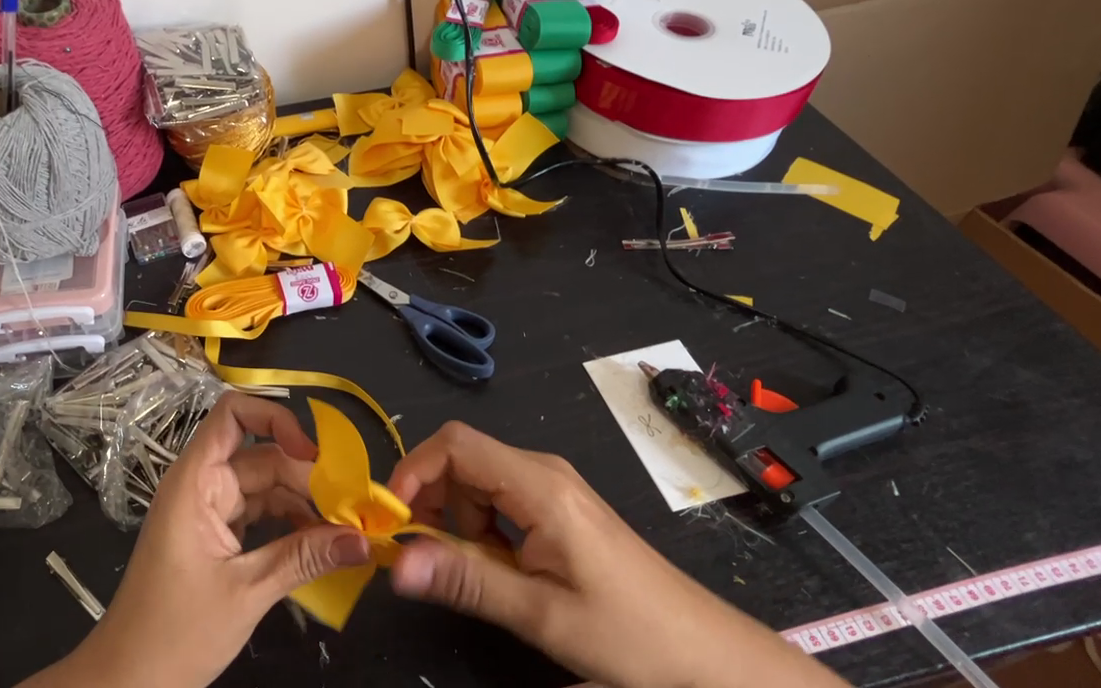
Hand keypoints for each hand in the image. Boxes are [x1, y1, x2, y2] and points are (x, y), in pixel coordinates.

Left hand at [24, 393, 372, 687]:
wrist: (127, 680)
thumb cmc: (175, 632)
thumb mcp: (247, 592)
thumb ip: (304, 557)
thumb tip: (362, 540)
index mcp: (195, 481)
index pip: (233, 414)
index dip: (276, 418)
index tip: (316, 455)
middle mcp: (201, 484)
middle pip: (261, 455)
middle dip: (307, 475)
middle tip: (354, 506)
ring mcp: (207, 509)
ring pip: (265, 485)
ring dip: (303, 501)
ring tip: (346, 526)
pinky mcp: (214, 534)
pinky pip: (258, 512)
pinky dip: (289, 522)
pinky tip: (321, 540)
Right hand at [385, 422, 846, 687]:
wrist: (709, 657)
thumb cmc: (628, 634)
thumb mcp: (540, 615)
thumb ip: (465, 581)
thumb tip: (395, 562)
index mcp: (538, 485)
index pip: (455, 443)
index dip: (413, 470)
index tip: (391, 519)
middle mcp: (543, 472)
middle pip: (463, 460)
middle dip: (432, 501)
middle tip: (429, 557)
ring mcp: (554, 489)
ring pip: (479, 481)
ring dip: (458, 521)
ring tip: (476, 575)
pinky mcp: (561, 509)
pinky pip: (502, 501)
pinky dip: (484, 529)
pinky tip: (503, 571)